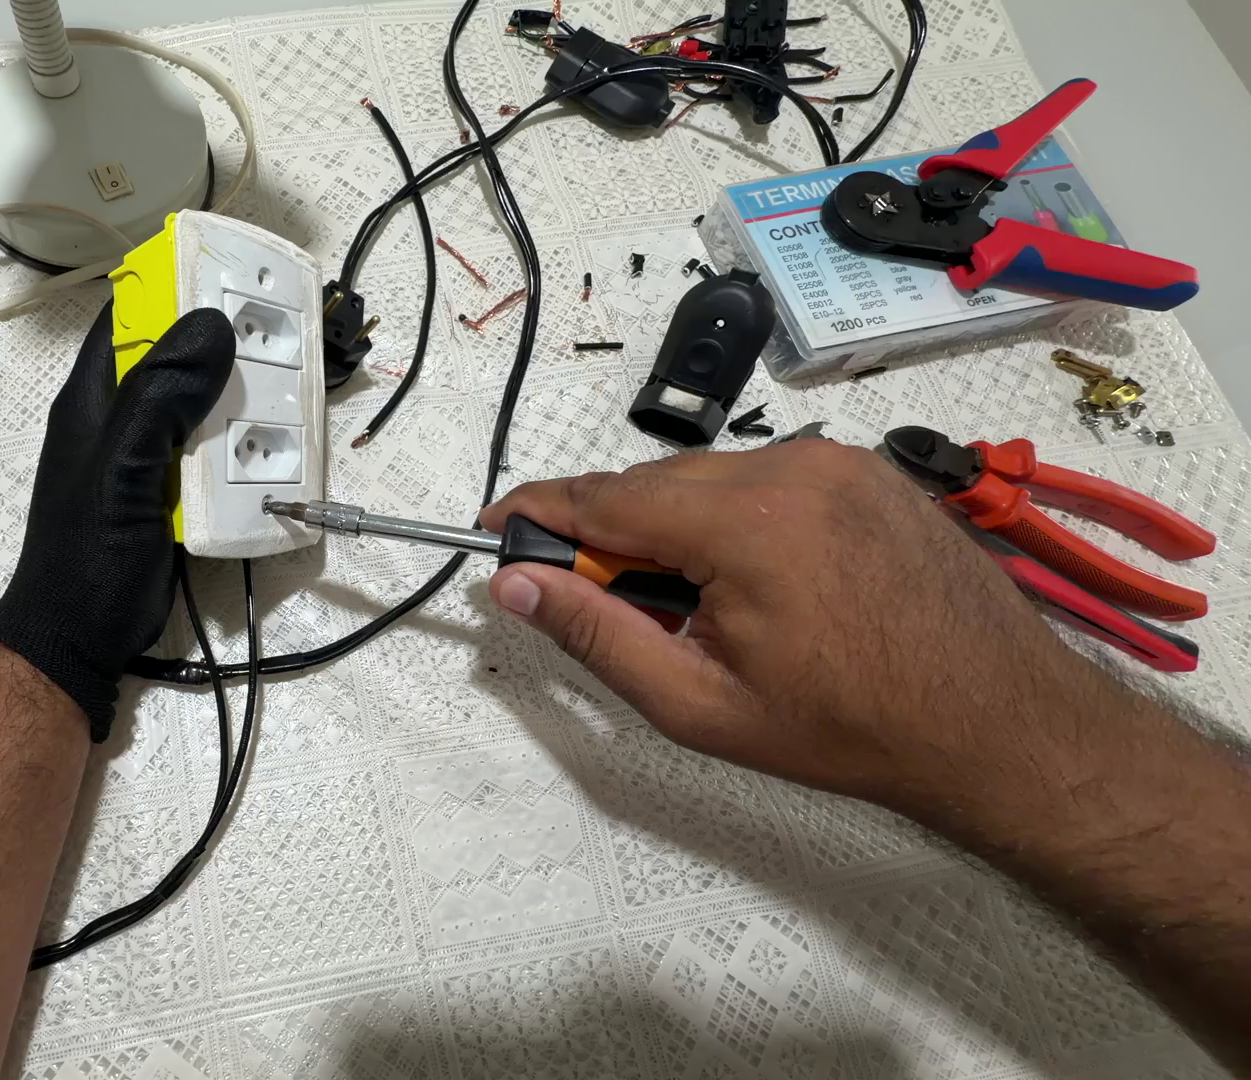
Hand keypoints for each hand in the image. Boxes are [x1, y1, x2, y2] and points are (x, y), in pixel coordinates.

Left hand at [0, 304, 233, 740]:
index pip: (129, 319)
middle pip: (173, 361)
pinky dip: (235, 442)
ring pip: (195, 407)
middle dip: (219, 344)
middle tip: (276, 331)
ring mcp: (146, 457)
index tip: (227, 271)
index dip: (170, 287)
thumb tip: (210, 325)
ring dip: (234, 395)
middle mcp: (120, 419)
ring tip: (283, 382)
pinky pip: (206, 452)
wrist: (83, 635)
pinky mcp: (168, 492)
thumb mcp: (120, 470)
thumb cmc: (89, 553)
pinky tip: (266, 443)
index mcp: (94, 399)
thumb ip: (158, 400)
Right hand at [481, 440, 1095, 813]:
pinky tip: (732, 573)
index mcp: (744, 524)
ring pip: (695, 478)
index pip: (601, 498)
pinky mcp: (860, 468)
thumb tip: (513, 584)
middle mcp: (788, 468)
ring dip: (658, 525)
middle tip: (588, 593)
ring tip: (677, 597)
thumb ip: (592, 634)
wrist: (1009, 730)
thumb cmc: (843, 730)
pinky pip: (749, 477)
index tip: (493, 527)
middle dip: (600, 532)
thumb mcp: (693, 702)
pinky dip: (714, 515)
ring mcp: (833, 461)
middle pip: (644, 484)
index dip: (536, 511)